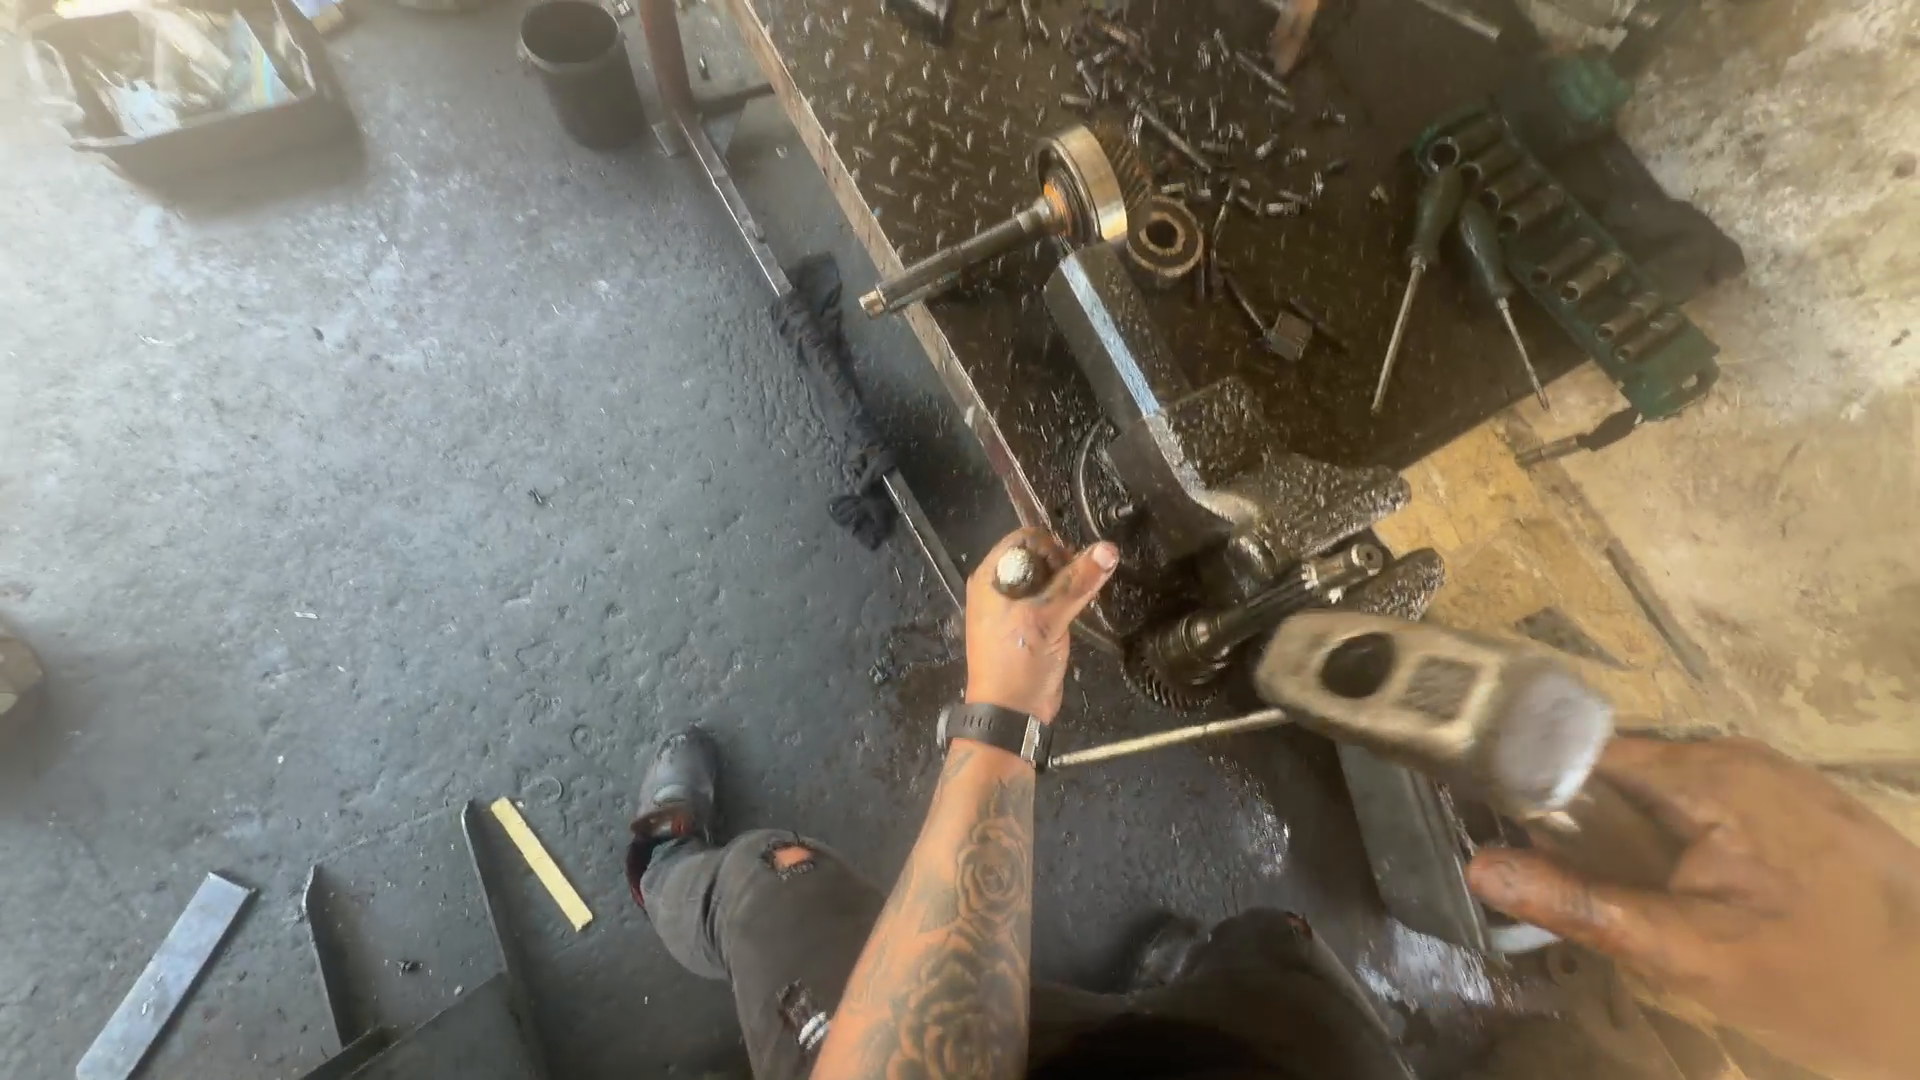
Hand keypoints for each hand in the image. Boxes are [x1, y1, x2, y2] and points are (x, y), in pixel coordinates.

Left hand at [963, 528, 1117, 723]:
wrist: (1010, 714)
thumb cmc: (1018, 661)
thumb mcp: (1047, 618)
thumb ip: (1077, 582)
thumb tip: (1108, 549)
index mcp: (990, 577)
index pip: (1024, 539)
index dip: (1051, 546)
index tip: (1071, 565)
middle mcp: (998, 586)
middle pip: (1037, 556)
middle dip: (1062, 565)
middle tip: (1078, 585)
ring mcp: (1012, 606)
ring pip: (1047, 578)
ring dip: (1067, 584)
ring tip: (1079, 599)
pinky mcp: (1028, 624)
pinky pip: (1049, 600)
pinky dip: (1065, 600)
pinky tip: (1076, 612)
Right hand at [1467, 737, 1919, 1079]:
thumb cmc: (1829, 984)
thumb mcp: (1691, 955)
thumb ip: (1581, 904)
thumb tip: (1476, 867)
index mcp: (1708, 773)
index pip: (1578, 752)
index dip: (1533, 783)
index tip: (1511, 828)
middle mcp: (1737, 753)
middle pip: (1614, 768)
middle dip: (1581, 815)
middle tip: (1576, 874)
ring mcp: (1773, 774)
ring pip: (1653, 785)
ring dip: (1623, 825)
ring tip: (1629, 882)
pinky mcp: (1793, 799)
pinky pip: (1697, 798)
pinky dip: (1669, 831)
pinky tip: (1684, 880)